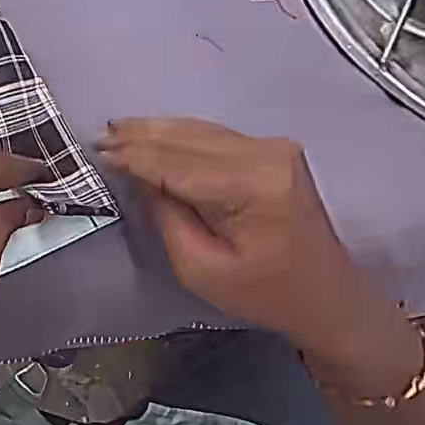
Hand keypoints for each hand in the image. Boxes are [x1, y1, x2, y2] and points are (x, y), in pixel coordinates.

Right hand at [97, 118, 421, 381]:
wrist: (325, 295)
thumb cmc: (265, 294)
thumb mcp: (202, 270)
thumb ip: (168, 218)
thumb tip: (143, 179)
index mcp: (253, 186)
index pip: (178, 164)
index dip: (135, 157)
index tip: (99, 152)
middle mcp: (267, 154)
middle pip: (189, 139)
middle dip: (142, 137)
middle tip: (101, 136)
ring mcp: (274, 148)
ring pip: (201, 131)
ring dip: (157, 131)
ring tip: (119, 130)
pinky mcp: (273, 152)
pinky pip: (216, 137)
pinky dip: (181, 136)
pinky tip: (156, 134)